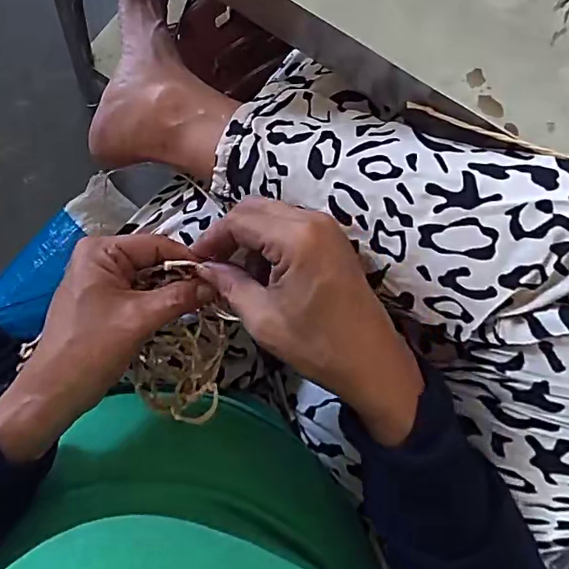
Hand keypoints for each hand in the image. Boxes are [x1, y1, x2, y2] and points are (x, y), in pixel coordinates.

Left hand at [0, 234, 204, 462]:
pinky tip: (176, 313)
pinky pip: (138, 292)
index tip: (216, 276)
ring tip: (200, 303)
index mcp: (100, 250)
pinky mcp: (101, 300)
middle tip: (211, 292)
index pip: (157, 244)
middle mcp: (98, 256)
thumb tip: (214, 285)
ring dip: (171, 292)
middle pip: (153, 259)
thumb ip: (179, 297)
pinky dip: (157, 302)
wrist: (51, 397)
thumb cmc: (88, 352)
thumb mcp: (139, 320)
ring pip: (148, 277)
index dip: (188, 260)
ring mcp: (99, 279)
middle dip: (180, 277)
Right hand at [190, 198, 423, 445]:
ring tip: (238, 274)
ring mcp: (327, 227)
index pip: (239, 219)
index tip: (195, 261)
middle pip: (256, 208)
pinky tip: (265, 272)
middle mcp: (313, 220)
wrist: (372, 361)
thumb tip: (205, 268)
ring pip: (273, 214)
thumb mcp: (263, 318)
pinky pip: (292, 225)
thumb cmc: (318, 344)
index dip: (212, 238)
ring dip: (251, 236)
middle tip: (213, 265)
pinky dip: (272, 240)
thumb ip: (230, 284)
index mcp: (297, 236)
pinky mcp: (333, 238)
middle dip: (230, 233)